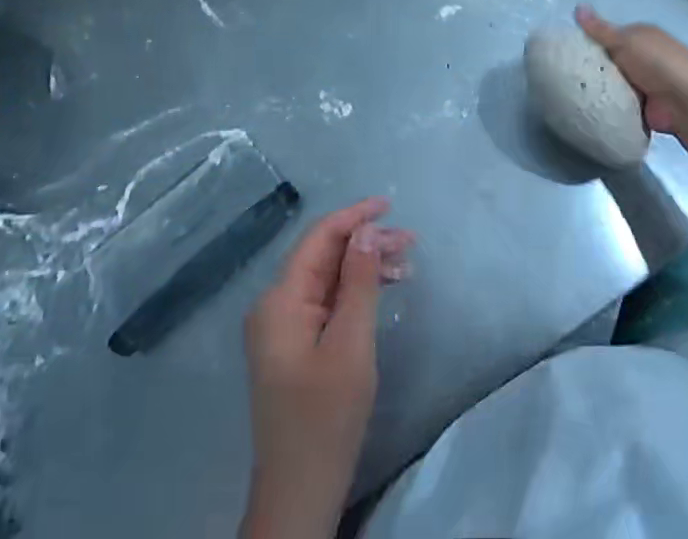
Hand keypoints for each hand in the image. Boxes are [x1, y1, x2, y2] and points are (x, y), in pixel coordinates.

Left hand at [241, 197, 413, 538]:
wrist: (301, 484)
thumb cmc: (327, 413)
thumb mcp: (351, 342)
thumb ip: (358, 282)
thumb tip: (366, 230)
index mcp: (280, 301)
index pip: (318, 240)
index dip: (354, 216)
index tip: (391, 204)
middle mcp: (275, 306)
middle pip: (323, 256)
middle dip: (366, 241)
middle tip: (411, 241)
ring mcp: (284, 327)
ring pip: (328, 277)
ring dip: (365, 264)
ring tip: (408, 262)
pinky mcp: (297, 344)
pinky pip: (328, 301)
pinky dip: (357, 289)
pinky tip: (386, 288)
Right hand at [576, 5, 687, 133]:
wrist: (682, 100)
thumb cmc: (655, 62)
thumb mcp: (624, 40)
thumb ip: (600, 29)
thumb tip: (578, 6)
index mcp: (641, 37)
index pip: (610, 36)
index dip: (590, 42)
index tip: (567, 52)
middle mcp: (643, 58)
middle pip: (610, 62)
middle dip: (592, 69)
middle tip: (565, 76)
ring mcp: (643, 84)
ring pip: (613, 84)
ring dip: (599, 90)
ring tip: (570, 94)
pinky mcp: (641, 106)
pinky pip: (618, 105)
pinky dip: (607, 107)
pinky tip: (586, 109)